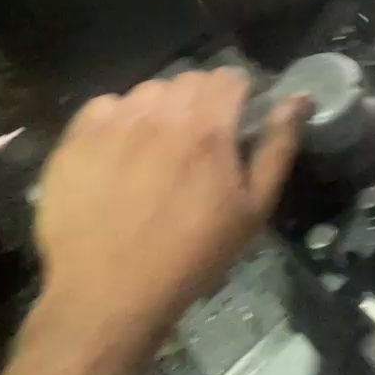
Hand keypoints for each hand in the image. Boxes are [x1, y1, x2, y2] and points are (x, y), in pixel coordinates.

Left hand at [33, 69, 310, 345]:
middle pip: (189, 79)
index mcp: (208, 128)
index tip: (236, 120)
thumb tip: (298, 98)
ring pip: (148, 90)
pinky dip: (117, 119)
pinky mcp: (75, 141)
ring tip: (157, 146)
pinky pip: (104, 106)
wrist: (106, 298)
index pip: (229, 76)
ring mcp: (113, 125)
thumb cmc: (191, 256)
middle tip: (199, 140)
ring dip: (161, 107)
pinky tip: (119, 152)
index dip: (238, 94)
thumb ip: (277, 146)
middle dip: (201, 99)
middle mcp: (161, 115)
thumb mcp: (252, 210)